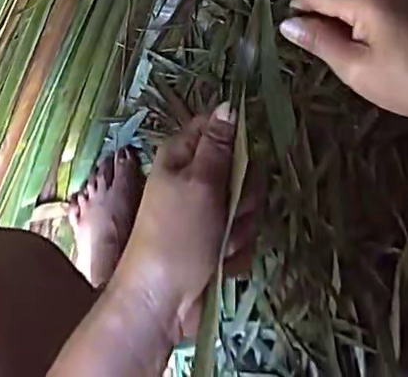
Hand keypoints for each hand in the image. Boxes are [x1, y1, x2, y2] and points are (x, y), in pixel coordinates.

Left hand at [109, 104, 259, 342]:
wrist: (161, 303)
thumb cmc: (177, 235)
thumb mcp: (200, 183)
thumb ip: (219, 144)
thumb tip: (228, 104)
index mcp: (182, 154)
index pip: (217, 127)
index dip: (236, 140)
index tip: (243, 160)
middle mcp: (194, 177)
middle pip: (239, 167)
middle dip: (244, 193)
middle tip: (231, 210)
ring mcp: (206, 211)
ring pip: (246, 204)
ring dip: (241, 226)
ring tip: (223, 243)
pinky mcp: (215, 241)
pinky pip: (242, 234)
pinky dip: (236, 249)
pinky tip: (222, 262)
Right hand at [283, 0, 407, 125]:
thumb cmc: (407, 82)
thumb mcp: (354, 67)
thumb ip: (319, 41)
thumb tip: (288, 24)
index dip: (297, 14)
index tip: (294, 41)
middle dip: (322, 22)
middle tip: (330, 58)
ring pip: (350, 2)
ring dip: (342, 25)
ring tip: (352, 58)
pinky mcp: (407, 3)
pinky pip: (369, 6)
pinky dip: (361, 24)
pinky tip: (372, 51)